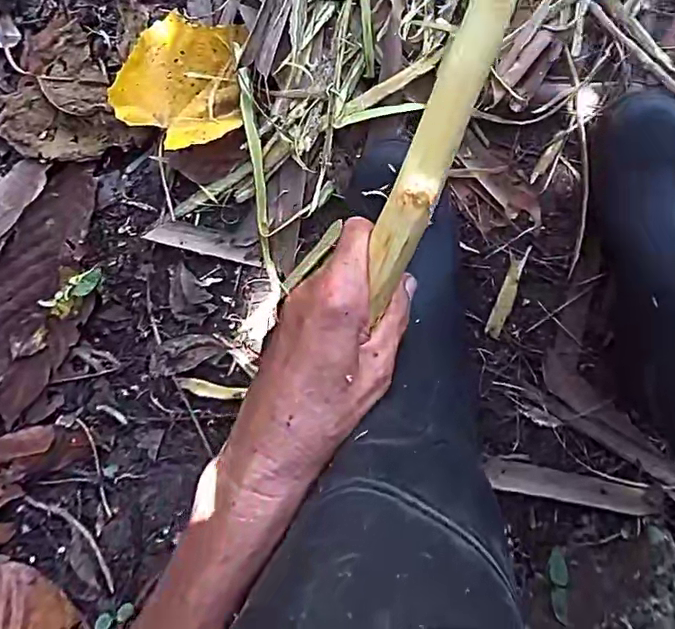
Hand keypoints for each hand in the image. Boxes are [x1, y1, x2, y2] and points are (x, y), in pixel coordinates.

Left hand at [218, 217, 411, 500]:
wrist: (270, 444)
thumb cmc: (318, 416)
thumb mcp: (378, 370)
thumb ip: (394, 318)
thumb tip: (405, 285)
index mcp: (337, 296)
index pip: (360, 230)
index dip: (384, 235)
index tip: (402, 245)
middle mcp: (311, 288)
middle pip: (351, 249)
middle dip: (374, 271)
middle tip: (384, 308)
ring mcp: (296, 298)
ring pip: (338, 271)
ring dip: (356, 291)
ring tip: (360, 336)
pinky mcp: (289, 311)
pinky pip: (323, 290)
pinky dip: (338, 304)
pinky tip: (340, 344)